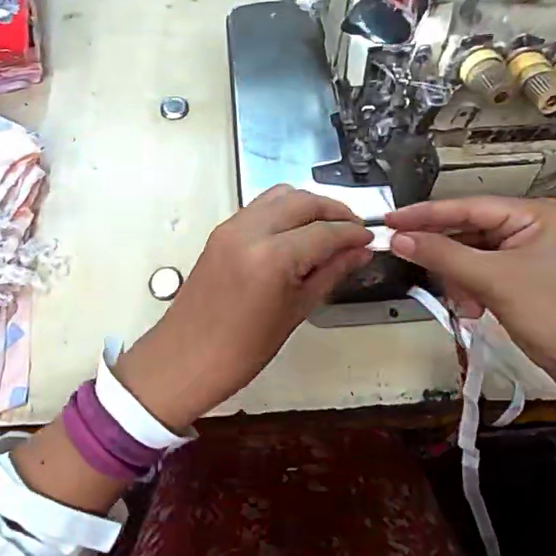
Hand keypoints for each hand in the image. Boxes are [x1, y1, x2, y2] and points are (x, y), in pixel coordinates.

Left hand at [113, 185, 372, 428]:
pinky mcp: (220, 232)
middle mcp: (249, 232)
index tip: (369, 240)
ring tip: (328, 230)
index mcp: (271, 257)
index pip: (324, 231)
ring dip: (308, 206)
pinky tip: (298, 234)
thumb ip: (330, 273)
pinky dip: (284, 211)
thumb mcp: (296, 311)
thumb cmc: (241, 350)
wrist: (185, 359)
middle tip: (354, 230)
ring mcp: (231, 228)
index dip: (352, 234)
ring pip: (280, 196)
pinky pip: (260, 207)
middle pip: (303, 201)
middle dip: (334, 211)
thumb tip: (359, 253)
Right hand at [384, 196, 555, 388]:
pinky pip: (480, 274)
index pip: (469, 207)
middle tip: (410, 260)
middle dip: (446, 255)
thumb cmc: (553, 313)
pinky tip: (473, 309)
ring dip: (458, 279)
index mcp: (535, 214)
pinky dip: (469, 290)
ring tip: (465, 303)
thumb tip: (399, 239)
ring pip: (470, 256)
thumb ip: (443, 255)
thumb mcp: (493, 279)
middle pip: (468, 231)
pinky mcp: (520, 279)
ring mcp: (526, 255)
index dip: (427, 214)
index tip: (391, 220)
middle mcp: (531, 227)